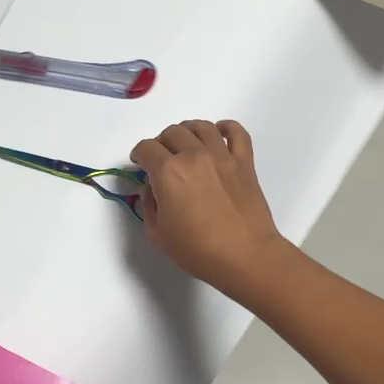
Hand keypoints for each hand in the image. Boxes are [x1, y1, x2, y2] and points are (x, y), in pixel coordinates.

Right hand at [130, 119, 289, 292]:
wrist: (245, 256)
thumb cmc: (197, 250)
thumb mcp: (158, 234)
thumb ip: (149, 205)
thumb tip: (152, 188)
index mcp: (168, 172)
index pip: (146, 148)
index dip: (139, 154)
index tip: (139, 163)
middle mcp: (194, 155)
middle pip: (172, 132)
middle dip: (161, 143)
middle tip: (162, 159)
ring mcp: (222, 156)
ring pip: (201, 127)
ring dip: (188, 131)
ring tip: (186, 144)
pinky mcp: (244, 162)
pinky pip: (236, 132)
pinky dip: (226, 127)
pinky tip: (219, 134)